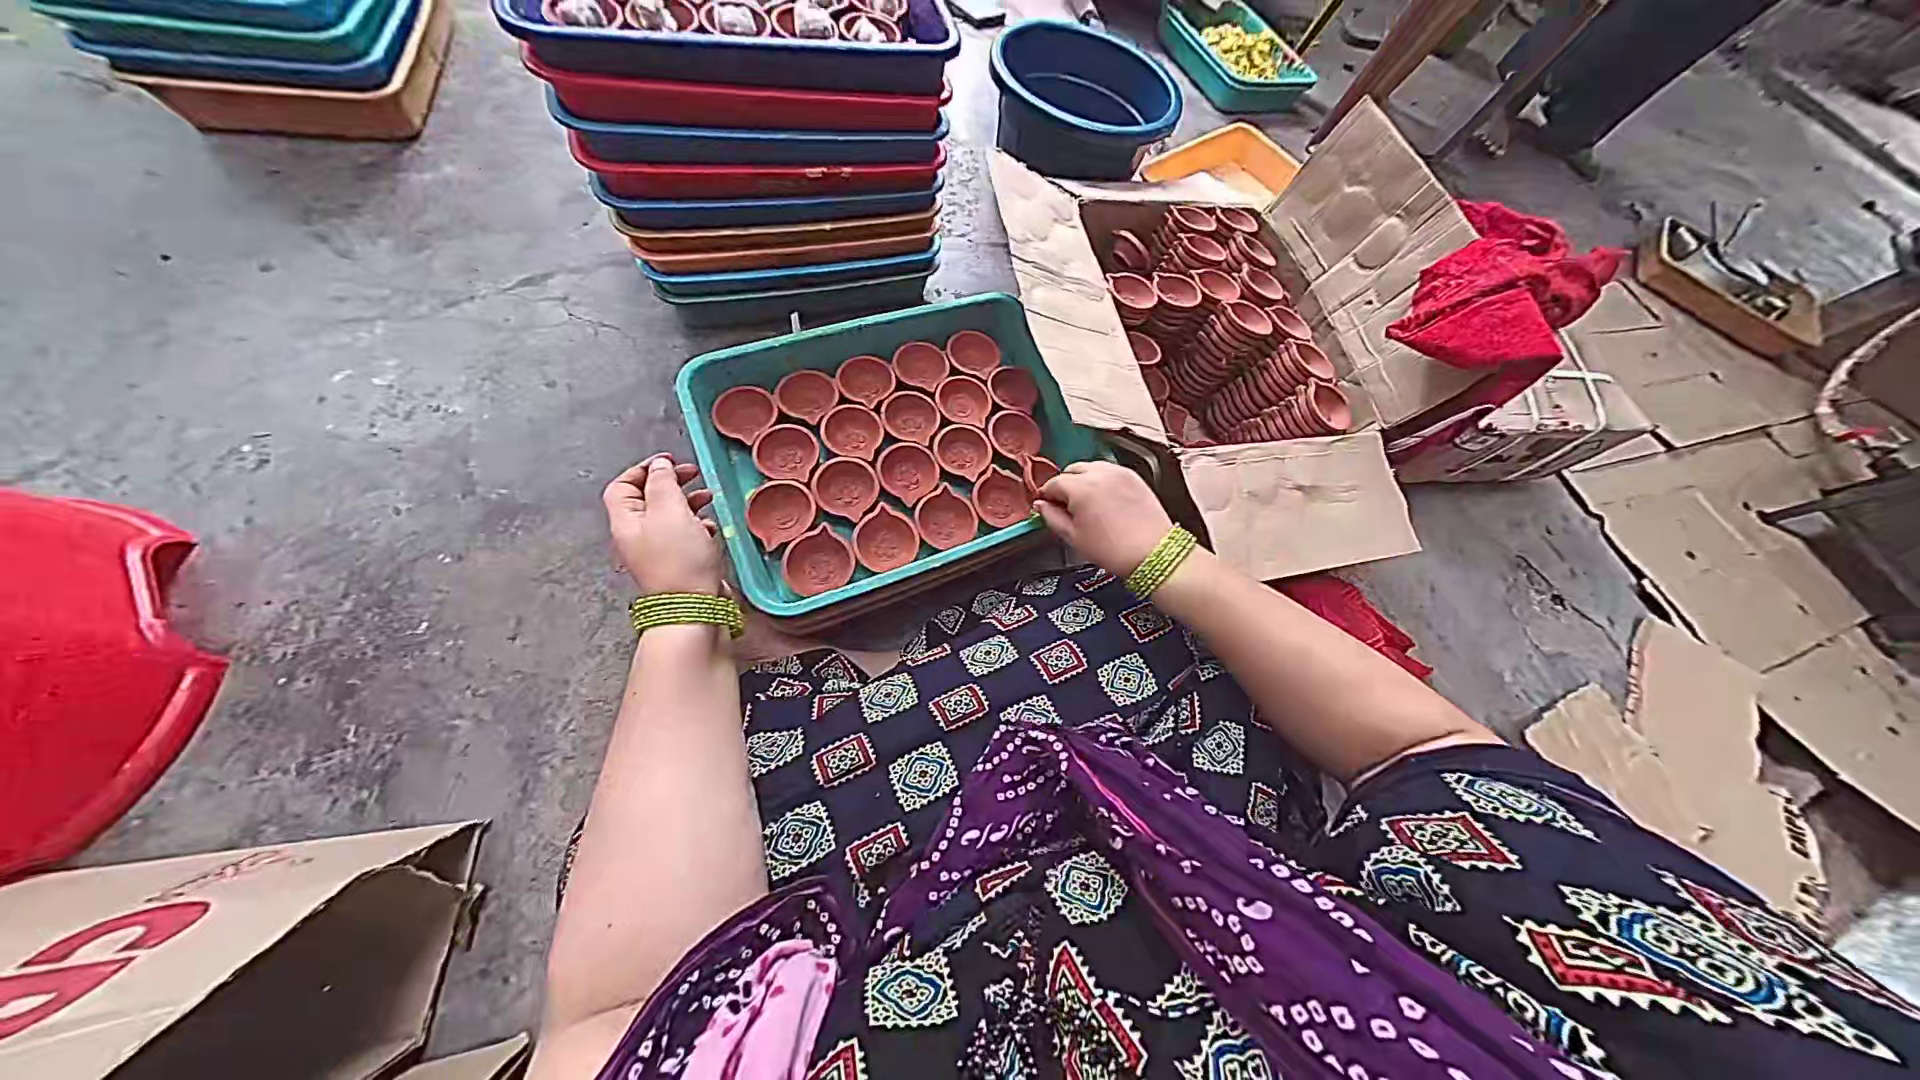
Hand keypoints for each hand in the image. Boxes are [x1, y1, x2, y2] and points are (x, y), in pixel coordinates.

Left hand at [603, 455, 722, 595]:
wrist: (693, 607)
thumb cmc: (679, 560)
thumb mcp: (670, 510)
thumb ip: (663, 483)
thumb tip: (660, 466)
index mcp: (626, 521)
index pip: (623, 485)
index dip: (644, 469)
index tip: (669, 461)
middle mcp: (637, 535)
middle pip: (648, 499)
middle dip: (670, 482)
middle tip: (692, 474)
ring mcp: (657, 551)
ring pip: (669, 516)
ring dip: (687, 501)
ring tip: (708, 497)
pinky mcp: (678, 563)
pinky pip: (684, 536)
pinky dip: (696, 525)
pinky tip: (709, 527)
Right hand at [1033, 461, 1174, 577]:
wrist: (1152, 553)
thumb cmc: (1116, 549)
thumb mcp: (1073, 537)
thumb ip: (1052, 517)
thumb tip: (1042, 506)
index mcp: (1081, 487)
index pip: (1053, 483)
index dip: (1045, 495)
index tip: (1045, 504)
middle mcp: (1100, 474)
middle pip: (1071, 470)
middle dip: (1064, 485)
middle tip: (1063, 505)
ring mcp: (1119, 473)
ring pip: (1091, 468)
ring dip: (1082, 480)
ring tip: (1084, 503)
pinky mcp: (1134, 477)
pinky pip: (1109, 472)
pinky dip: (1101, 481)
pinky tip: (1102, 500)